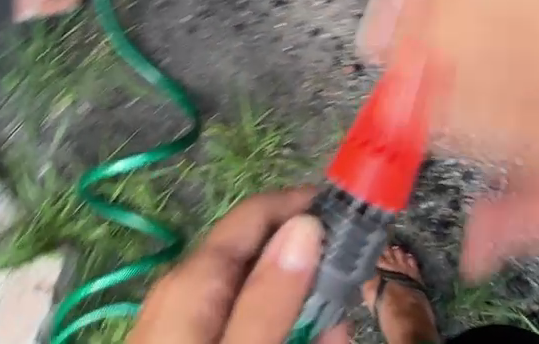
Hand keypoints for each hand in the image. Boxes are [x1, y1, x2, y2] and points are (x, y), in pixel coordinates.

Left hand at [130, 189, 345, 343]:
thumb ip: (270, 297)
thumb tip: (307, 224)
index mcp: (193, 276)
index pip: (259, 211)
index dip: (308, 208)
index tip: (356, 226)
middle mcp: (186, 287)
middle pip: (261, 253)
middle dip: (309, 271)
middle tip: (346, 302)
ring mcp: (181, 321)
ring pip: (254, 293)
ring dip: (297, 308)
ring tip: (329, 335)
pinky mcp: (185, 340)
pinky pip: (237, 322)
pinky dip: (270, 328)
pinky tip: (299, 343)